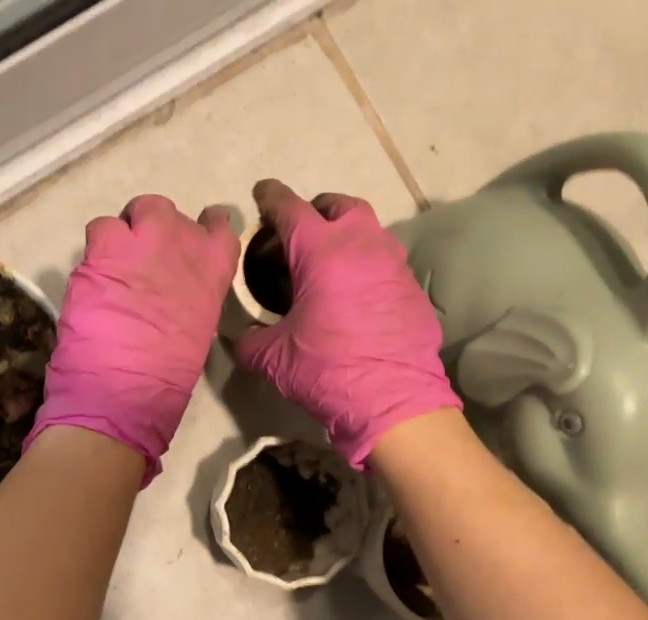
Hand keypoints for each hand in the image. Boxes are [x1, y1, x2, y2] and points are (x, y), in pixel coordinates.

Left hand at [25, 194, 239, 484]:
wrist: (125, 385)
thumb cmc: (167, 375)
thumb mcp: (196, 330)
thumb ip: (189, 298)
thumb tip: (171, 296)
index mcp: (214, 267)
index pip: (218, 224)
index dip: (199, 230)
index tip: (184, 244)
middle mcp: (184, 241)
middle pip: (165, 212)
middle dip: (151, 229)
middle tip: (137, 260)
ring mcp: (145, 238)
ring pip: (132, 213)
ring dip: (122, 234)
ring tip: (111, 267)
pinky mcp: (106, 245)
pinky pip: (100, 228)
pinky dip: (95, 250)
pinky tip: (92, 278)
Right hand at [234, 180, 459, 468]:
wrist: (391, 398)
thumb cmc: (325, 368)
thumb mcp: (272, 357)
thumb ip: (248, 339)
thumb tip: (238, 336)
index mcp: (321, 251)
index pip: (291, 209)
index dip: (271, 198)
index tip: (261, 191)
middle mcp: (361, 244)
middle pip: (339, 206)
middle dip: (316, 210)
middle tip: (297, 230)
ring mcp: (392, 263)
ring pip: (368, 230)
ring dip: (345, 235)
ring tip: (324, 261)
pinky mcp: (410, 287)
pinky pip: (383, 261)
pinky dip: (363, 265)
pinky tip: (351, 293)